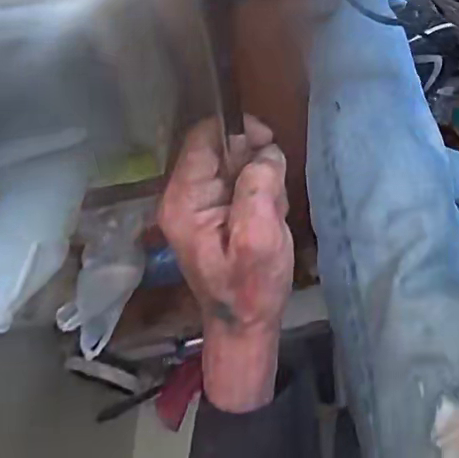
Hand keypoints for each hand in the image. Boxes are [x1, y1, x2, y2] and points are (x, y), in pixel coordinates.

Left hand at [158, 115, 291, 412]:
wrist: (246, 327)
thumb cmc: (250, 290)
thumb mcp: (259, 239)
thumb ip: (259, 188)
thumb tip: (266, 153)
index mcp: (183, 199)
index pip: (202, 136)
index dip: (237, 130)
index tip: (268, 142)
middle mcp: (184, 194)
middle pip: (220, 145)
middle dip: (253, 158)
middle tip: (274, 188)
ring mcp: (199, 200)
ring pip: (235, 159)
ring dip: (260, 174)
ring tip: (272, 208)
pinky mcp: (215, 207)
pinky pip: (241, 176)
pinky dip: (261, 186)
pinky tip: (269, 213)